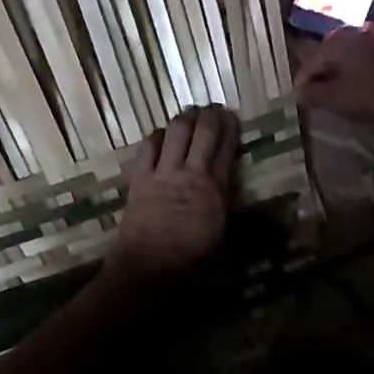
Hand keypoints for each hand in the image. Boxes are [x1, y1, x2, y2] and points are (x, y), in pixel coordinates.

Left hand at [108, 105, 237, 288]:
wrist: (150, 264)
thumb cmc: (191, 259)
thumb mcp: (220, 234)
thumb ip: (222, 205)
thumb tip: (223, 190)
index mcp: (215, 190)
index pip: (226, 150)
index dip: (230, 130)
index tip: (233, 117)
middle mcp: (191, 174)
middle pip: (202, 133)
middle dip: (210, 116)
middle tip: (214, 108)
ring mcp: (163, 173)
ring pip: (176, 133)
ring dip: (185, 118)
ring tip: (191, 112)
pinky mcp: (140, 177)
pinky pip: (149, 147)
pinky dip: (158, 136)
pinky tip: (163, 134)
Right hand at [296, 22, 373, 131]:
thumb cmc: (370, 96)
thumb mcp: (335, 99)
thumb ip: (313, 94)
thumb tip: (299, 91)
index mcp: (336, 41)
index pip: (310, 62)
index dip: (303, 82)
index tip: (300, 98)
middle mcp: (355, 30)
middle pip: (331, 52)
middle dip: (324, 71)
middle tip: (321, 92)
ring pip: (354, 50)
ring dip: (347, 65)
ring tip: (344, 83)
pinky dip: (369, 62)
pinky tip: (371, 73)